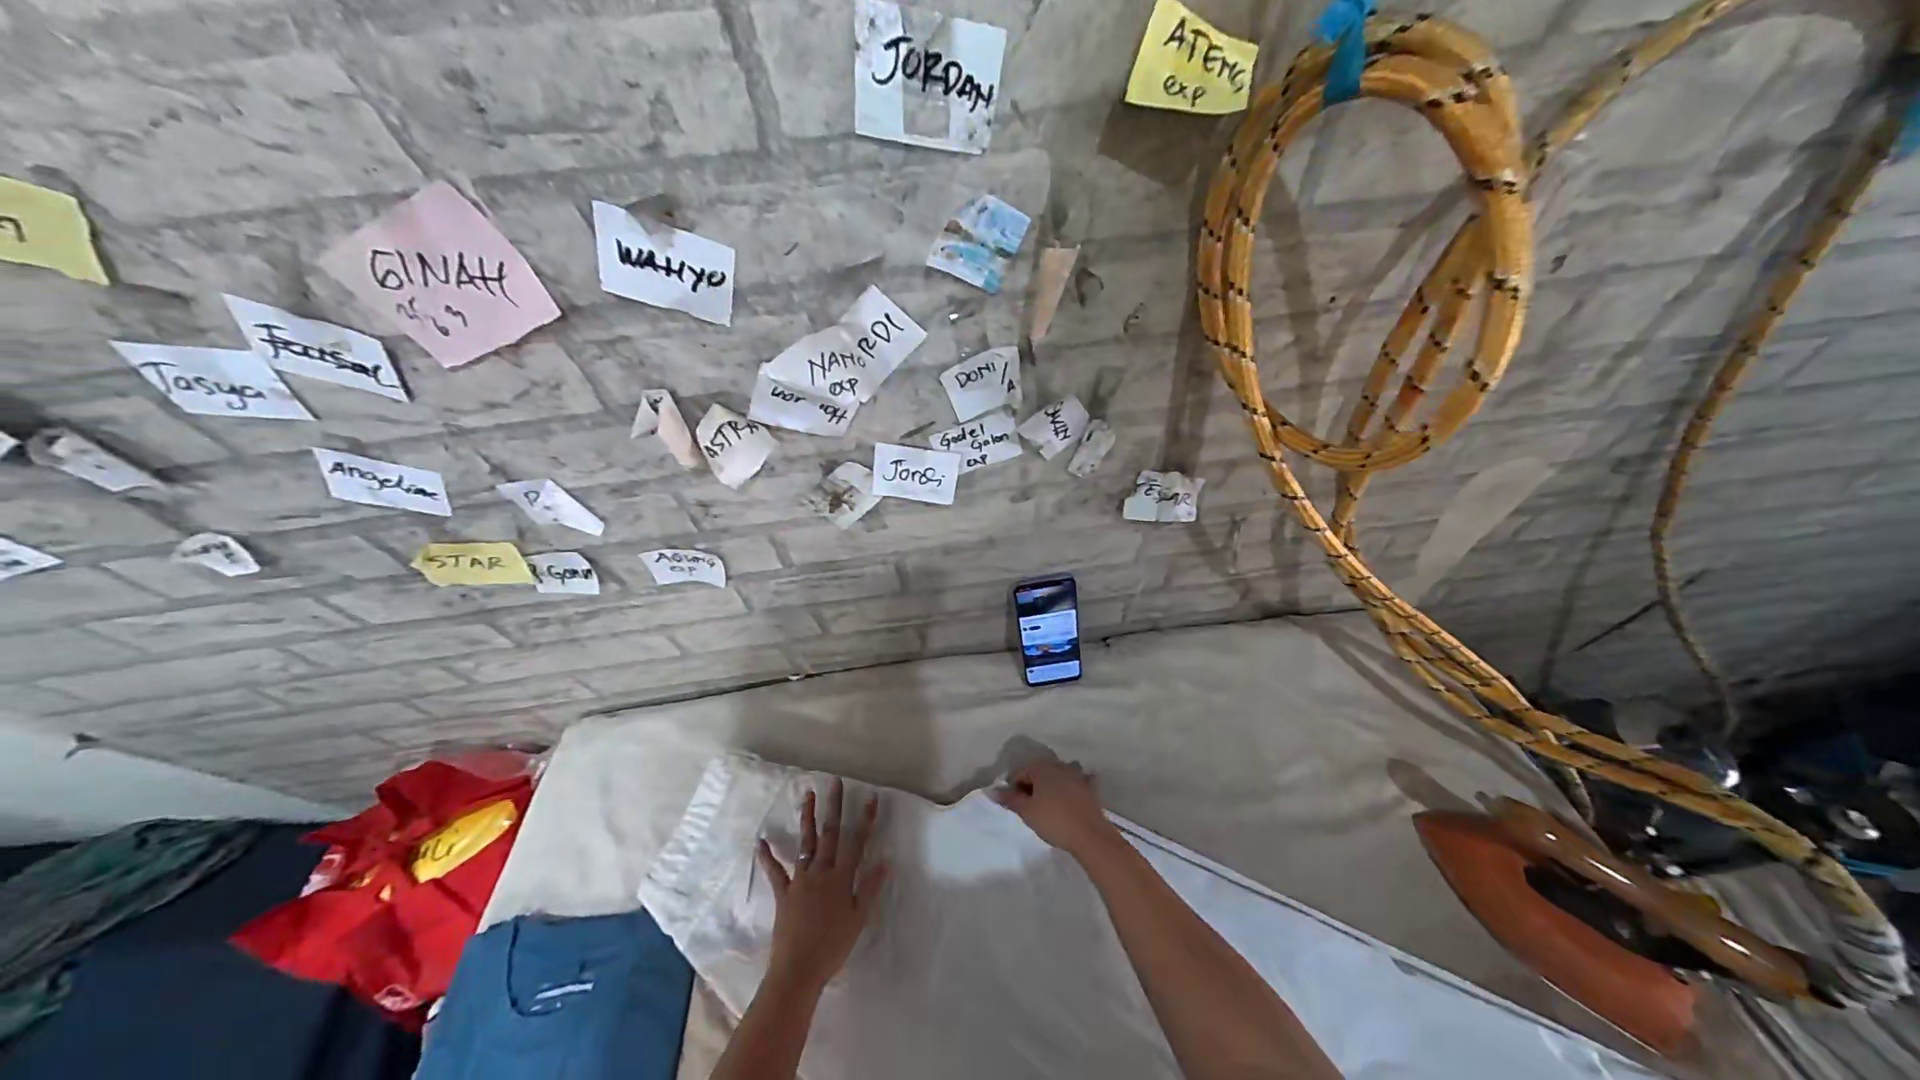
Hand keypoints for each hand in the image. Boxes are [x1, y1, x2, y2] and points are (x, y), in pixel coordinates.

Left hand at [755, 778, 888, 993]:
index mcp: (841, 878)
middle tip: (835, 783)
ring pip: (806, 843)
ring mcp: (800, 880)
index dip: (865, 819)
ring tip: (808, 795)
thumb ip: (870, 889)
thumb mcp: (858, 919)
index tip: (870, 797)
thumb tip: (884, 861)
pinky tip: (761, 842)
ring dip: (807, 818)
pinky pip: (775, 871)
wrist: (798, 969)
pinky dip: (768, 856)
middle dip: (834, 807)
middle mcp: (821, 872)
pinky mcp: (784, 893)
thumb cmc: (833, 947)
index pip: (856, 843)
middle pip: (830, 834)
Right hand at [991, 761, 1120, 859]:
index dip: (1013, 789)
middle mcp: (1060, 766)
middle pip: (1039, 773)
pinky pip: (1076, 784)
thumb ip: (1010, 799)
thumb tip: (993, 791)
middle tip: (1029, 808)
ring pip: (1058, 777)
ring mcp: (1077, 776)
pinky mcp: (1090, 789)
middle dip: (1032, 786)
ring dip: (1051, 787)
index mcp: (1041, 768)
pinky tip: (1070, 799)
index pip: (1019, 774)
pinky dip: (1071, 789)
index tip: (1014, 806)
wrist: (1090, 835)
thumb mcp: (1027, 811)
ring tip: (1048, 806)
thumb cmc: (1054, 820)